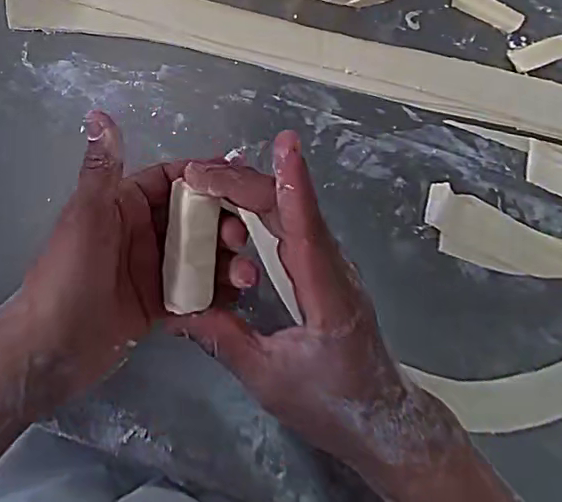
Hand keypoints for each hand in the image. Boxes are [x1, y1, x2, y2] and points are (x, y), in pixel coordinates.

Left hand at [4, 109, 256, 407]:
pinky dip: (216, 294)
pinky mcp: (159, 303)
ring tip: (244, 276)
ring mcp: (152, 268)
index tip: (241, 176)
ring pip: (201, 255)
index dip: (206, 176)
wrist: (49, 351)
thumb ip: (103, 167)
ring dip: (226, 261)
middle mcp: (143, 231)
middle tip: (244, 236)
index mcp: (126, 203)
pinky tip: (234, 301)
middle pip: (195, 217)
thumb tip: (98, 114)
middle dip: (224, 222)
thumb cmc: (67, 273)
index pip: (173, 179)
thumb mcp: (87, 214)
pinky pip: (196, 291)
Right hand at [172, 132, 514, 501]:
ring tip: (204, 180)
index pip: (307, 230)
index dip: (294, 185)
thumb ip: (225, 339)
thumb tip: (180, 309)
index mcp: (327, 295)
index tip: (285, 144)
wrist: (381, 417)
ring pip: (287, 209)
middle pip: (288, 208)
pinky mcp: (319, 262)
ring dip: (246, 189)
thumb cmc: (331, 402)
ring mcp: (328, 260)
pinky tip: (232, 200)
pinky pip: (288, 222)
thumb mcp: (269, 379)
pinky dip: (257, 204)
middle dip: (242, 182)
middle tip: (195, 172)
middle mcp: (331, 265)